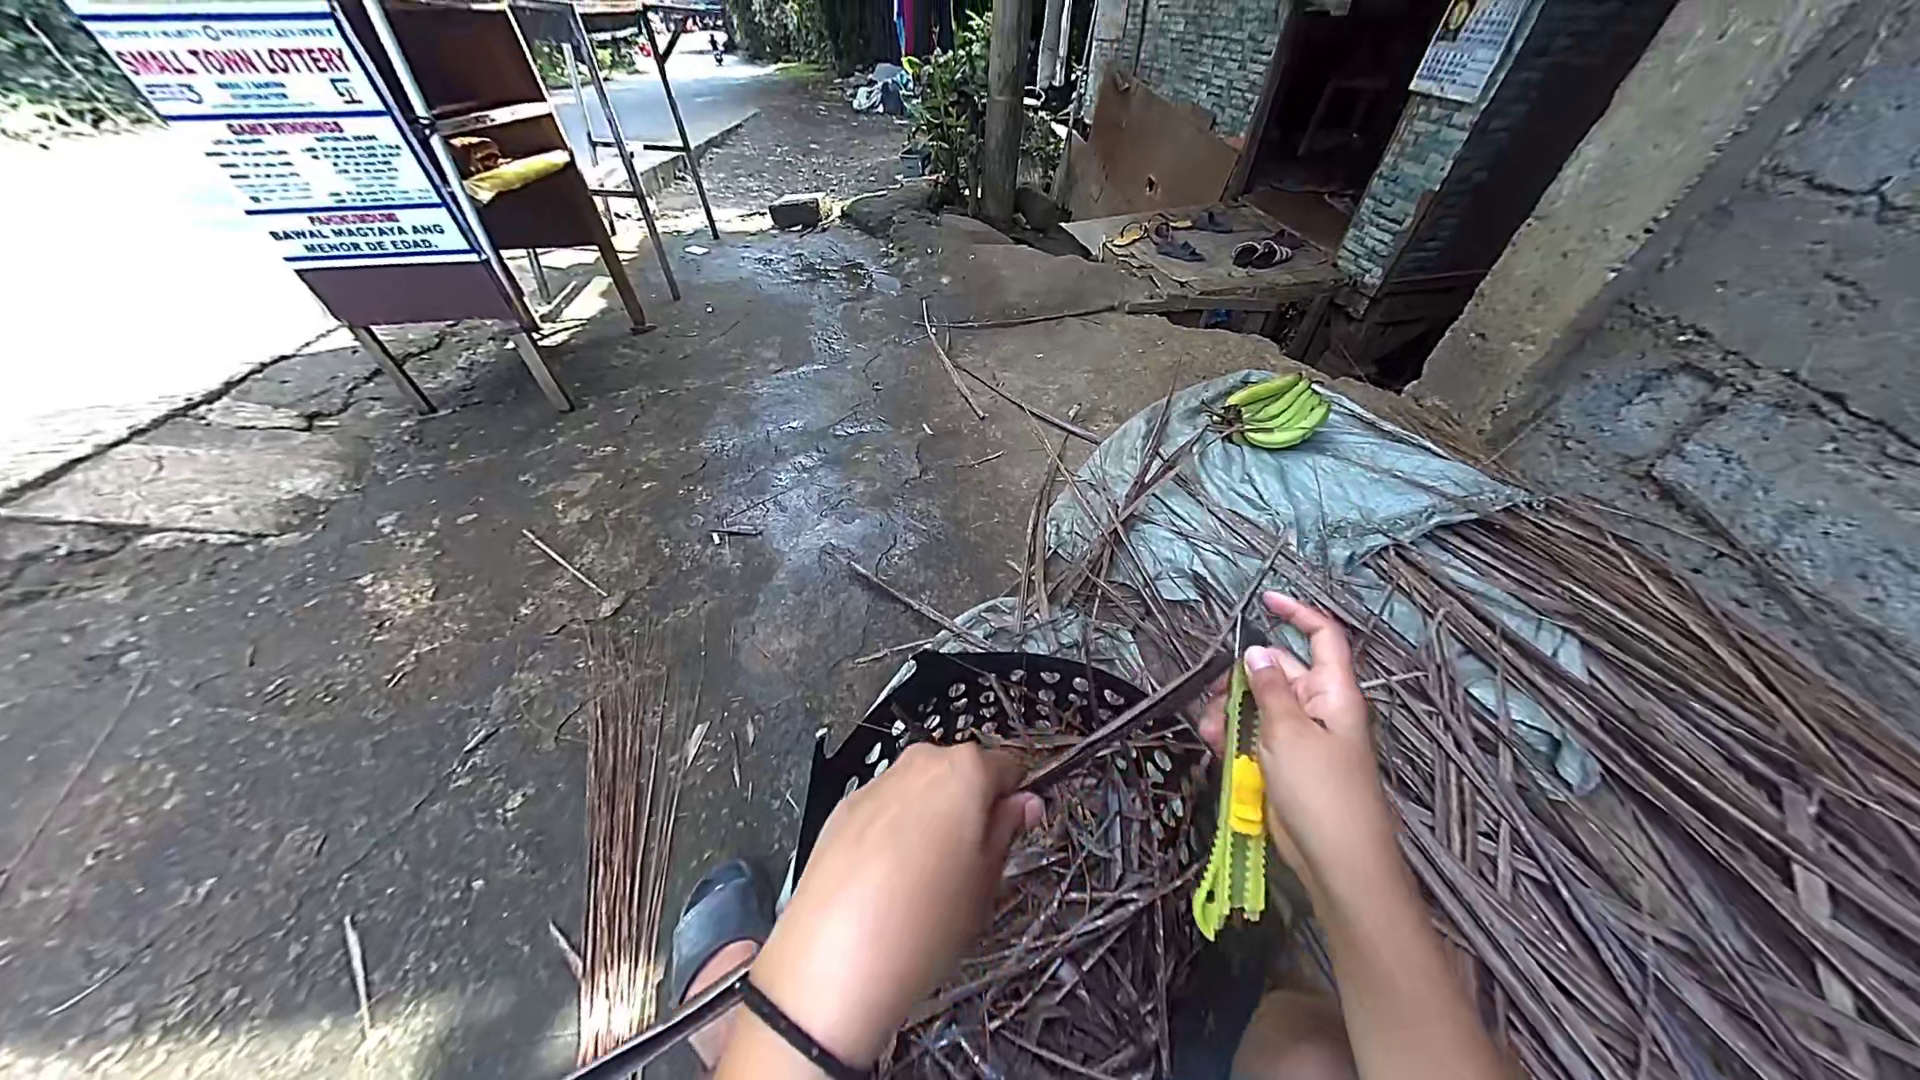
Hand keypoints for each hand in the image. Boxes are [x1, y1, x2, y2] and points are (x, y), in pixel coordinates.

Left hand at [747, 742, 1042, 1065]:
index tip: (1015, 824)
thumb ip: (1009, 829)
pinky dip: (896, 830)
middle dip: (972, 808)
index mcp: (964, 771)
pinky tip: (894, 877)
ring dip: (933, 819)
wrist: (834, 959)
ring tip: (930, 878)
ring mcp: (880, 783)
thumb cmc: (916, 924)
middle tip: (974, 861)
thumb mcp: (987, 880)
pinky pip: (887, 807)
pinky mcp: (847, 806)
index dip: (1016, 798)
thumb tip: (1023, 805)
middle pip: (963, 772)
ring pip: (923, 790)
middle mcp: (920, 763)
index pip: (1009, 764)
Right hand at [1198, 591, 1399, 902]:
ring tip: (1210, 732)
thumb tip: (1258, 651)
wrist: (1336, 863)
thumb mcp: (1289, 732)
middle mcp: (1318, 708)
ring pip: (1257, 706)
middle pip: (1276, 673)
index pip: (1323, 638)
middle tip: (1212, 694)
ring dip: (1230, 712)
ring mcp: (1299, 737)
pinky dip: (1233, 737)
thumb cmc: (1322, 792)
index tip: (1265, 600)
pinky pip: (1254, 736)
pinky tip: (1217, 748)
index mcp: (1334, 693)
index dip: (1297, 614)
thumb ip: (1270, 688)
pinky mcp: (1282, 762)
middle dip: (1240, 679)